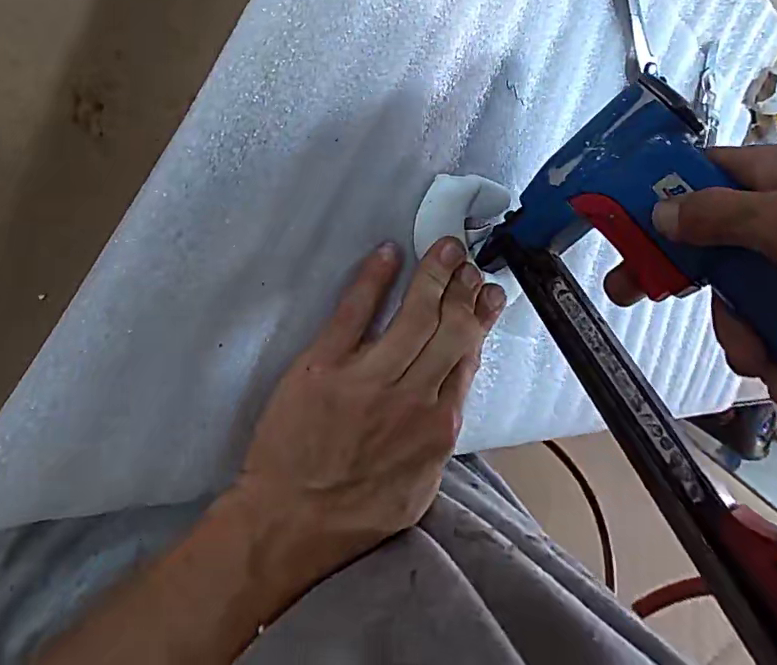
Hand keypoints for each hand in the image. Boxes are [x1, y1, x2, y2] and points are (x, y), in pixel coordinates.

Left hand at [236, 237, 503, 574]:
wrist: (289, 528)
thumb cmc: (356, 511)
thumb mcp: (420, 481)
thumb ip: (443, 430)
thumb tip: (457, 383)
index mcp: (437, 423)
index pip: (468, 351)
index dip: (480, 315)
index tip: (487, 292)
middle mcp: (410, 396)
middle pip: (450, 326)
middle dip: (464, 286)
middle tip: (466, 259)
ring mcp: (367, 379)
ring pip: (413, 313)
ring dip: (433, 274)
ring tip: (444, 248)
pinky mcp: (324, 367)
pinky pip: (354, 312)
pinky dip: (374, 278)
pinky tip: (388, 254)